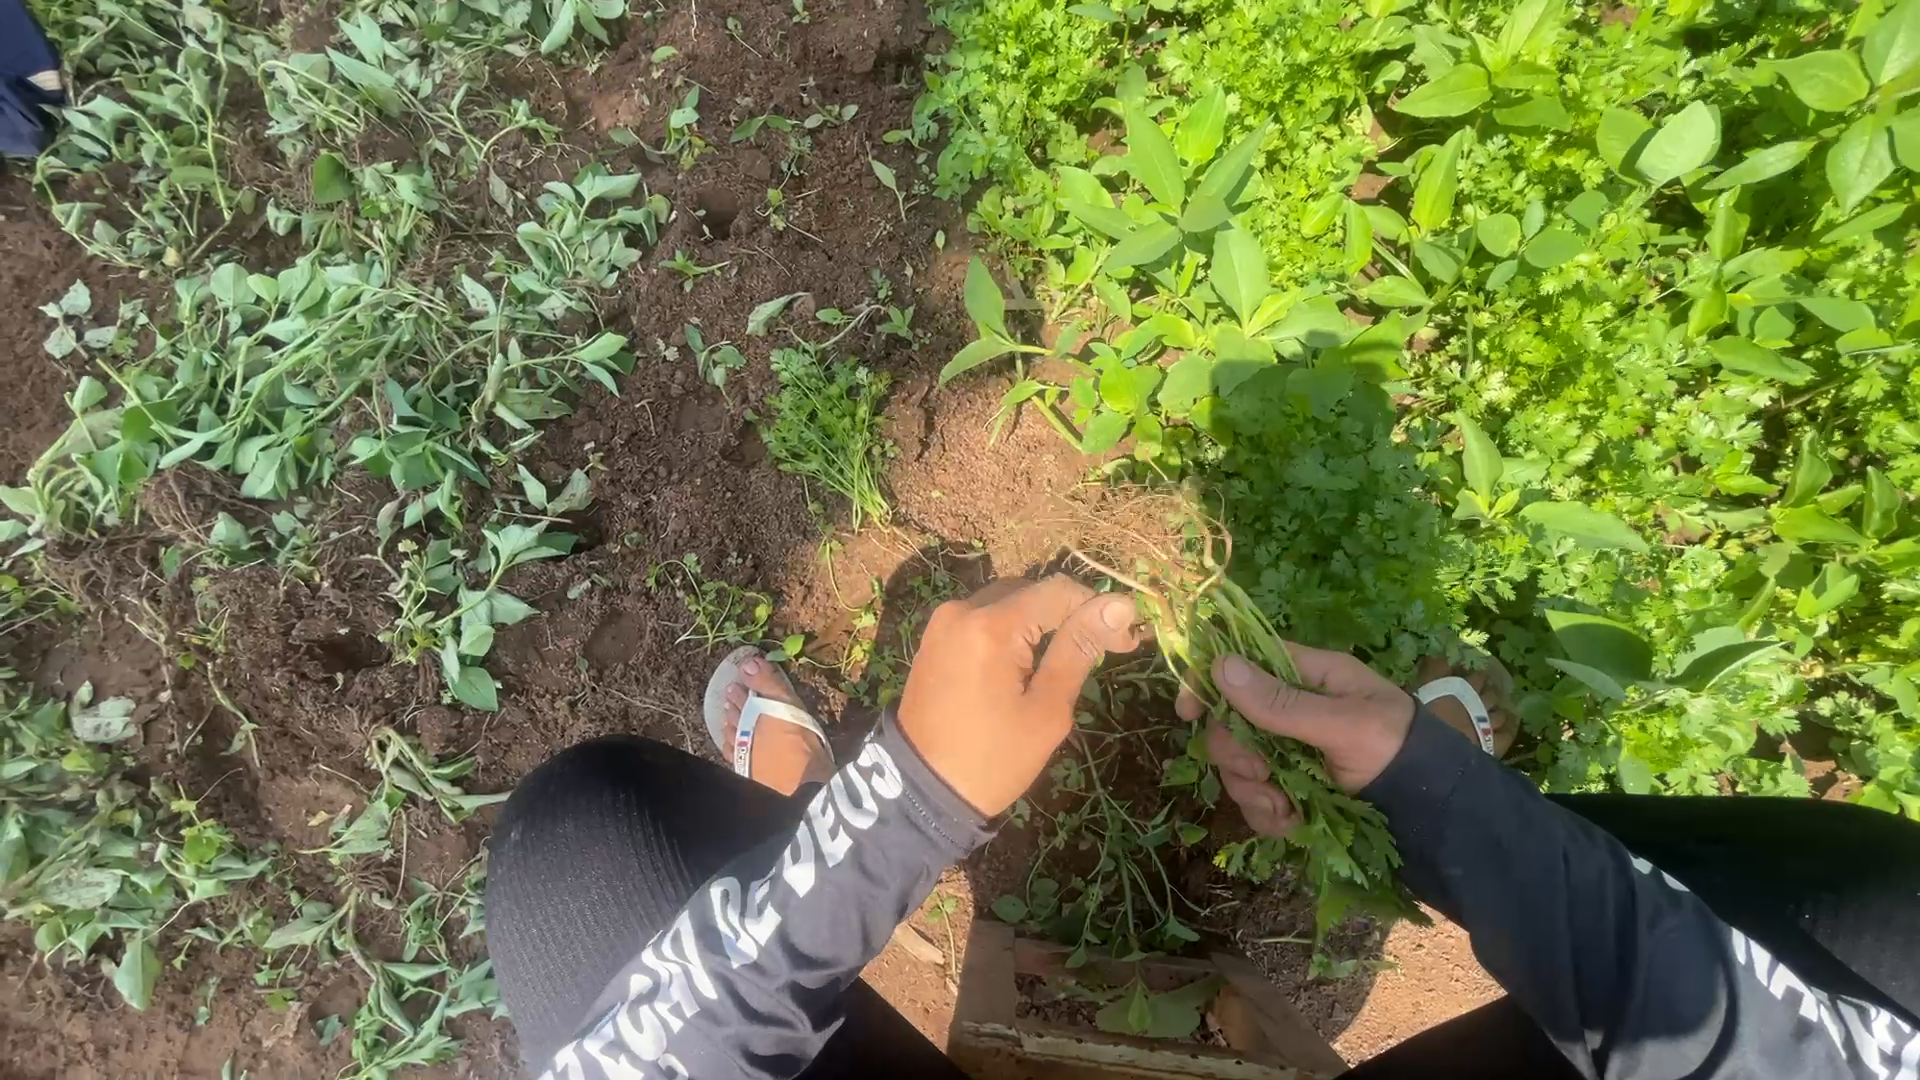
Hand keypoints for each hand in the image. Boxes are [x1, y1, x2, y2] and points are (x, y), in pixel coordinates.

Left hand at [899, 575, 1139, 817]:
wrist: (920, 789)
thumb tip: (1120, 606)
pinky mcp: (934, 637)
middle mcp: (961, 609)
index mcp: (990, 625)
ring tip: (1065, 659)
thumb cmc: (992, 759)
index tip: (1126, 642)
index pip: (1058, 592)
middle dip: (1069, 614)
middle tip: (1101, 651)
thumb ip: (1080, 649)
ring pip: (1007, 601)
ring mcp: (943, 621)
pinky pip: (983, 617)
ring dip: (1039, 621)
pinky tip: (1027, 661)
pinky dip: (1010, 630)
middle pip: (1031, 591)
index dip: (1097, 609)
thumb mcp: (1047, 709)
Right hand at [1177, 643, 1412, 836]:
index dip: (1207, 683)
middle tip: (1260, 773)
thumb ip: (1281, 703)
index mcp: (1305, 676)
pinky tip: (1290, 823)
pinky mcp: (1291, 788)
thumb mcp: (1345, 724)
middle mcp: (1289, 710)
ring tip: (1283, 806)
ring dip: (1250, 787)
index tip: (1187, 712)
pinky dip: (1265, 814)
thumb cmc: (1402, 754)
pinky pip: (1254, 798)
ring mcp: (1287, 751)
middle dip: (1236, 751)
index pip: (1240, 664)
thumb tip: (1221, 666)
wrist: (1442, 819)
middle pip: (1228, 720)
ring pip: (1236, 762)